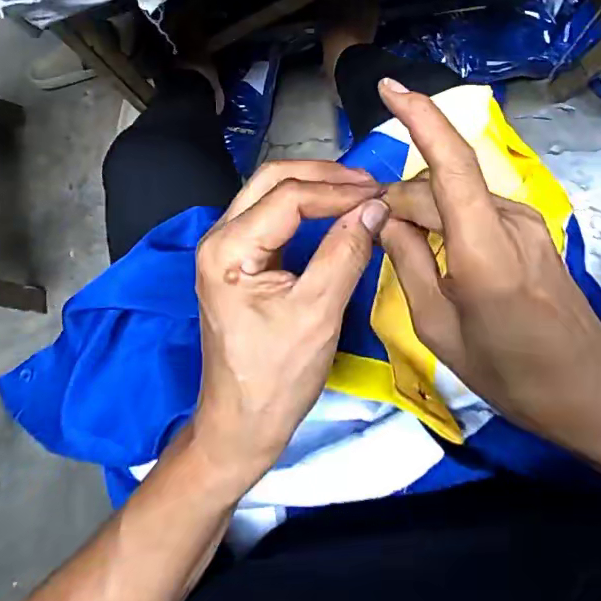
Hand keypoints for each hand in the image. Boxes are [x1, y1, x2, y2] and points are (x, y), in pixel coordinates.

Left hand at [191, 161, 388, 481]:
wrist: (241, 426)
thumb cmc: (277, 377)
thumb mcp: (319, 313)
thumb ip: (346, 252)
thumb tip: (376, 206)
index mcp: (228, 249)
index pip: (290, 196)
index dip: (340, 191)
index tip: (382, 195)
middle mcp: (219, 237)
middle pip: (274, 178)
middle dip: (326, 175)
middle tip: (371, 184)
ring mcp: (227, 246)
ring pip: (273, 190)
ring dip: (318, 184)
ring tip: (361, 191)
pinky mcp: (241, 257)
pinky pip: (276, 212)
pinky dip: (310, 203)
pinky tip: (339, 208)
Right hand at [374, 78, 600, 455]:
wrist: (586, 384)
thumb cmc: (510, 371)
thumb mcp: (440, 329)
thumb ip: (408, 263)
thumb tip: (384, 217)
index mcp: (484, 248)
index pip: (451, 163)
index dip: (421, 117)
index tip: (390, 88)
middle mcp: (509, 219)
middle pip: (443, 183)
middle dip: (403, 197)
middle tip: (376, 230)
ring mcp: (526, 220)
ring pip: (460, 194)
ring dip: (428, 208)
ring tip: (409, 247)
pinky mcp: (532, 226)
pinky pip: (479, 208)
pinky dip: (451, 217)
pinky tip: (442, 251)